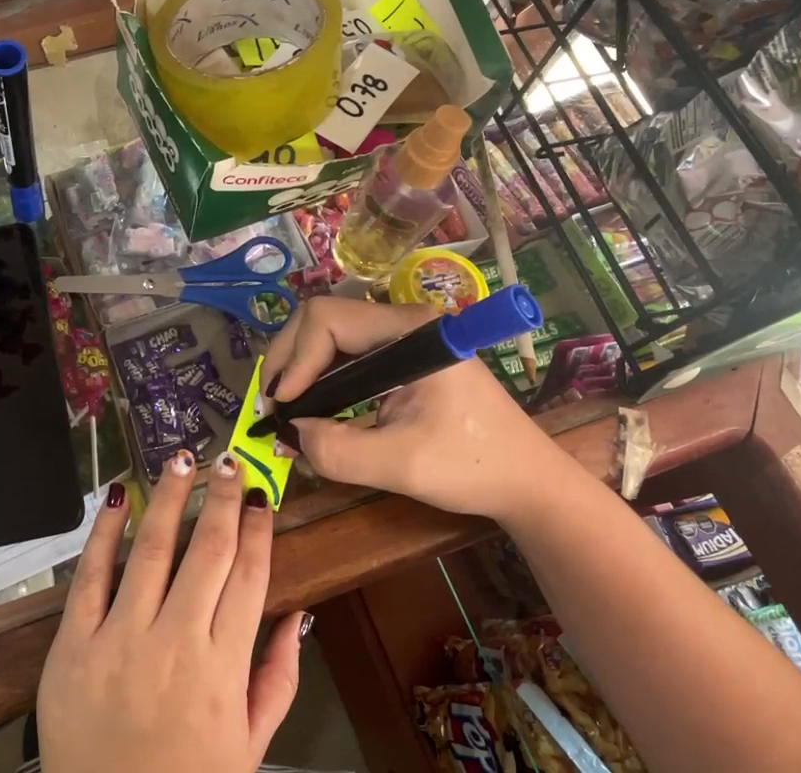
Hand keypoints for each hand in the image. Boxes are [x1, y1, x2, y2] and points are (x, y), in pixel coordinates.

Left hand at [37, 449, 307, 772]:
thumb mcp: (249, 745)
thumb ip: (278, 680)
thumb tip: (298, 618)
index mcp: (222, 668)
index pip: (248, 579)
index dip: (256, 531)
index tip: (260, 497)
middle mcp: (175, 643)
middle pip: (206, 553)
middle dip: (221, 500)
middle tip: (229, 461)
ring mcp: (120, 640)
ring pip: (152, 552)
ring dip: (169, 499)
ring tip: (180, 459)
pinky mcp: (73, 645)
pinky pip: (90, 577)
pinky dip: (105, 533)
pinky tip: (118, 498)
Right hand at [261, 297, 573, 522]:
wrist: (528, 482)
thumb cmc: (473, 468)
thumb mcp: (400, 465)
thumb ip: (337, 450)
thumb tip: (290, 433)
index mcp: (411, 332)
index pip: (328, 319)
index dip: (296, 358)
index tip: (283, 406)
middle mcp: (404, 322)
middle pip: (322, 319)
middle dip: (289, 359)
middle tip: (272, 407)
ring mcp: (403, 338)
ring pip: (329, 335)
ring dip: (300, 369)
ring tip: (284, 409)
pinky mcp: (401, 358)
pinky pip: (345, 355)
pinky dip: (319, 378)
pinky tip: (311, 407)